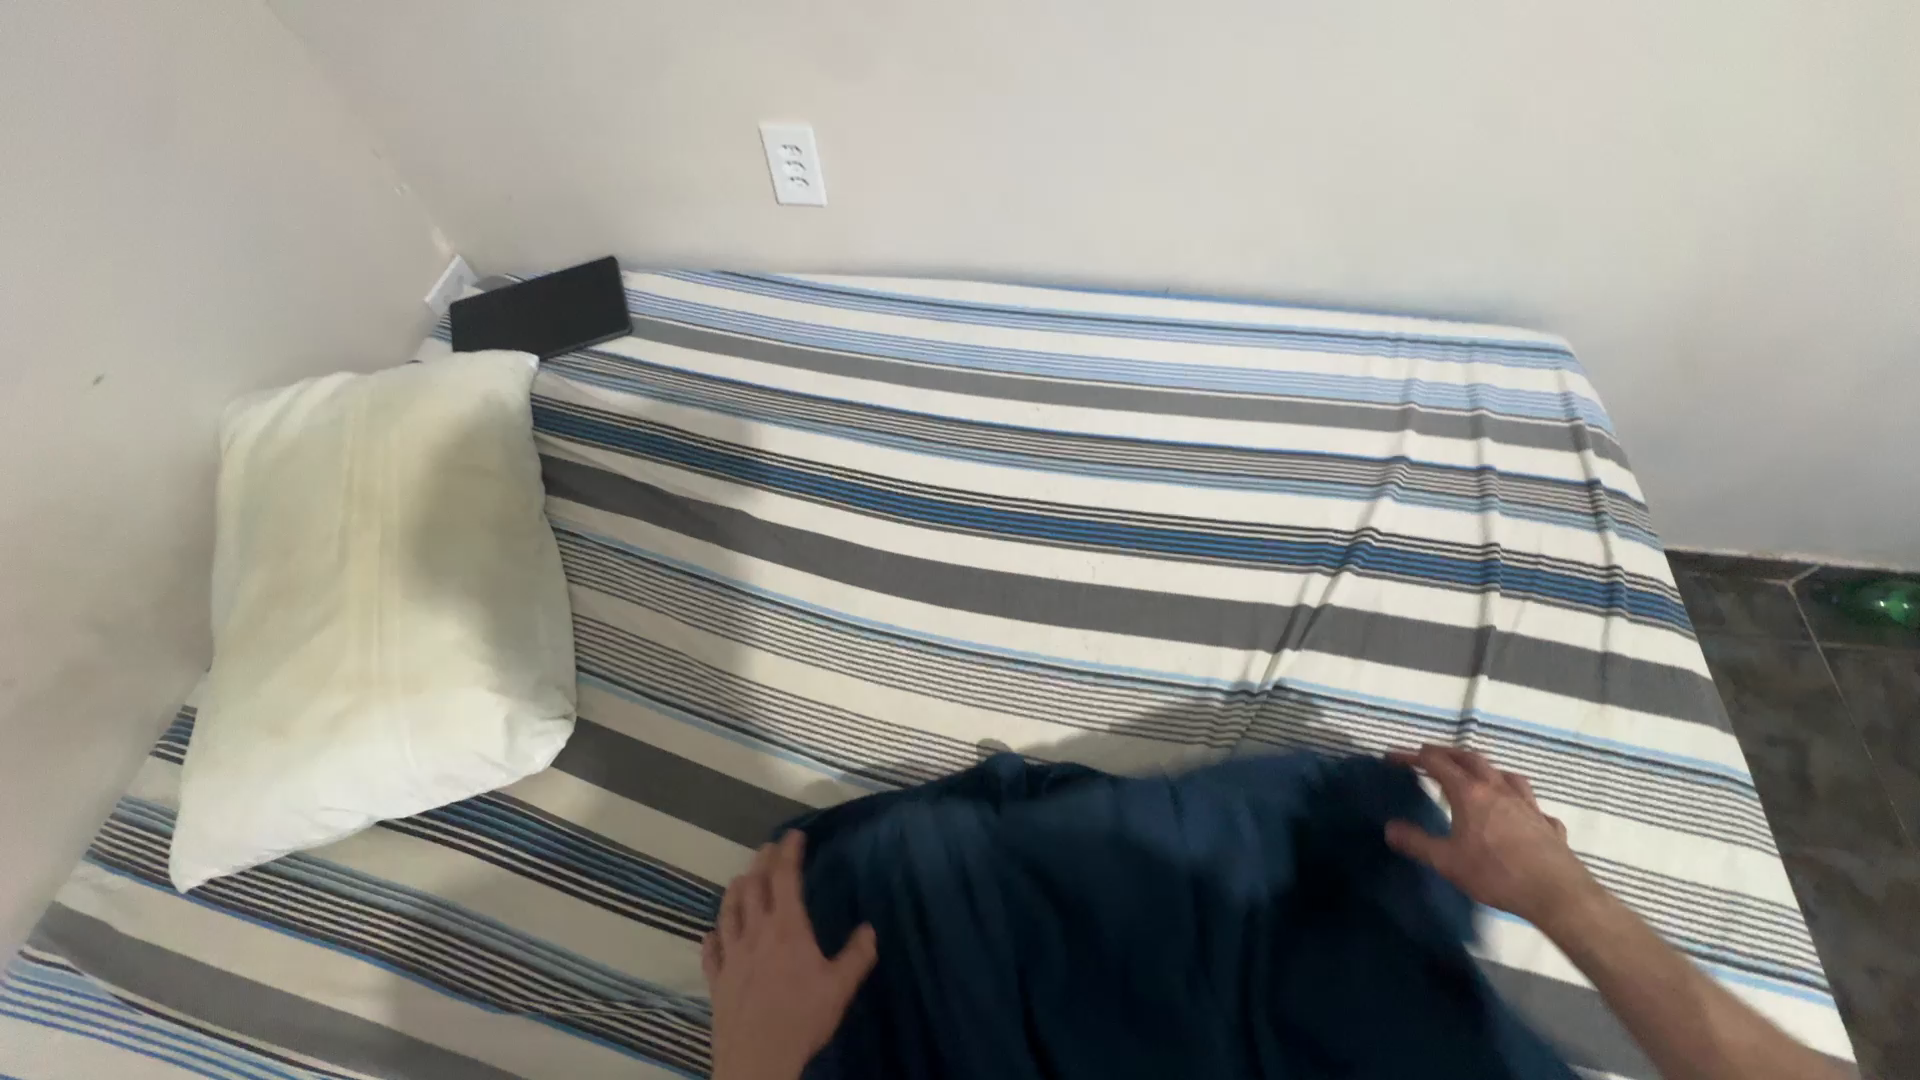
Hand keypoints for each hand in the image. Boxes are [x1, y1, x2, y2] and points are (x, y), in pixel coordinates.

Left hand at [703, 830, 877, 1079]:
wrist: (757, 1061)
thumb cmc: (802, 1018)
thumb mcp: (840, 987)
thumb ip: (857, 955)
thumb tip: (869, 930)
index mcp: (787, 927)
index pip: (784, 877)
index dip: (789, 851)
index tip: (794, 835)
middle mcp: (755, 932)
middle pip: (754, 886)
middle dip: (762, 862)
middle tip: (769, 848)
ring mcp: (731, 956)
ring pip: (728, 911)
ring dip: (736, 890)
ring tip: (742, 878)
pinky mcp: (716, 981)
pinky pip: (710, 951)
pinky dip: (713, 936)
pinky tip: (712, 933)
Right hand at [1385, 745, 1600, 926]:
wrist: (1559, 896)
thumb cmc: (1497, 874)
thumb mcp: (1447, 862)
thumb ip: (1416, 842)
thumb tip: (1390, 828)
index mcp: (1470, 793)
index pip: (1435, 762)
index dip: (1411, 756)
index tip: (1393, 758)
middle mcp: (1499, 790)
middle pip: (1470, 758)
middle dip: (1446, 753)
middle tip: (1429, 756)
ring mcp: (1528, 806)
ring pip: (1506, 775)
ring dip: (1485, 770)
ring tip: (1476, 777)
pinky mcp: (1549, 824)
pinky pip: (1532, 805)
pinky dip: (1519, 802)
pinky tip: (1519, 814)